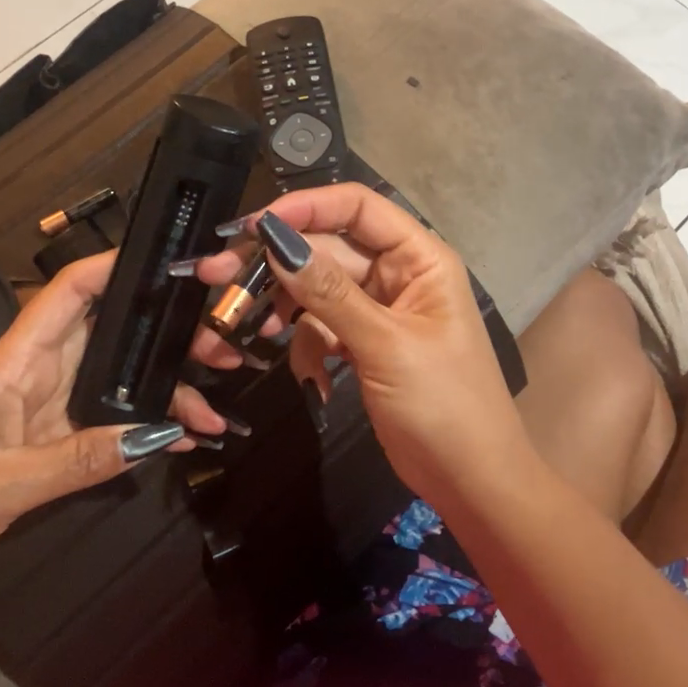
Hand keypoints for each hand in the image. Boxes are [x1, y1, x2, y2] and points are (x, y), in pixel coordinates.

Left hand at [0, 252, 224, 583]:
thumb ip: (75, 461)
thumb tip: (156, 435)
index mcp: (15, 363)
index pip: (69, 293)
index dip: (115, 267)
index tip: (173, 265)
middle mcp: (40, 374)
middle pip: (114, 335)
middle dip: (169, 336)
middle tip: (222, 353)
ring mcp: (51, 408)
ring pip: (122, 380)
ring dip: (169, 390)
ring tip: (214, 415)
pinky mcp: (55, 440)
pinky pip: (114, 423)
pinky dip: (149, 428)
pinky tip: (184, 440)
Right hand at [191, 184, 531, 508]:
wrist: (471, 480)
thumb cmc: (444, 404)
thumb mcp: (385, 345)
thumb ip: (329, 293)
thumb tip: (276, 241)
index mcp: (420, 258)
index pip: (357, 207)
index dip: (305, 208)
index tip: (252, 227)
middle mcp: (399, 274)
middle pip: (326, 249)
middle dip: (276, 265)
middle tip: (216, 276)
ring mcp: (379, 311)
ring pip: (316, 291)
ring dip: (284, 310)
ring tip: (250, 331)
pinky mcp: (364, 345)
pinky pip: (321, 329)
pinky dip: (307, 350)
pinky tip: (311, 381)